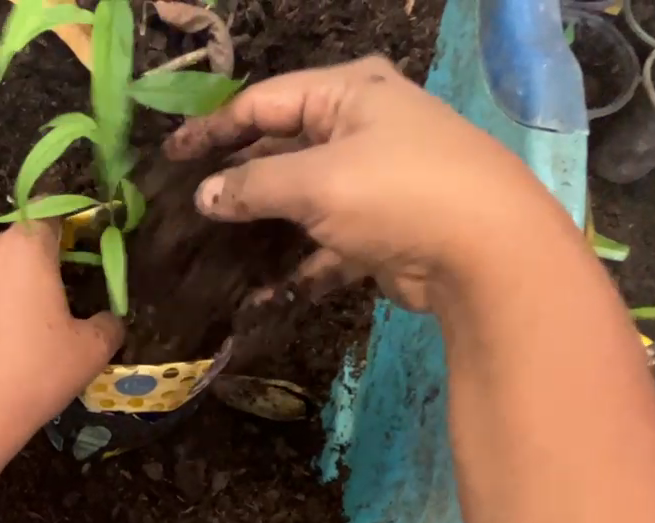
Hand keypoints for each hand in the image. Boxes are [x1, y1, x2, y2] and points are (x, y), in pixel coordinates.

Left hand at [0, 222, 122, 449]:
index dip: (70, 235)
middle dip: (39, 272)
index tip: (80, 263)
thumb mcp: (91, 351)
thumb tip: (109, 320)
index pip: (52, 216)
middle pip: (20, 248)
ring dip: (10, 295)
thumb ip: (108, 324)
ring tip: (23, 338)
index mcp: (25, 247)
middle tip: (57, 312)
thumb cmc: (35, 371)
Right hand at [166, 57, 574, 310]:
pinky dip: (293, 269)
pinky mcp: (375, 231)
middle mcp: (358, 129)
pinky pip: (320, 246)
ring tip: (214, 253)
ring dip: (260, 231)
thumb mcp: (316, 182)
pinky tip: (260, 296)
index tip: (171, 156)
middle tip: (187, 207)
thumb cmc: (397, 193)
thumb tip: (204, 195)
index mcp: (347, 94)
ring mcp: (368, 182)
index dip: (213, 129)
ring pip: (297, 202)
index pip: (263, 103)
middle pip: (279, 151)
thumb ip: (252, 186)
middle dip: (235, 181)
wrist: (483, 253)